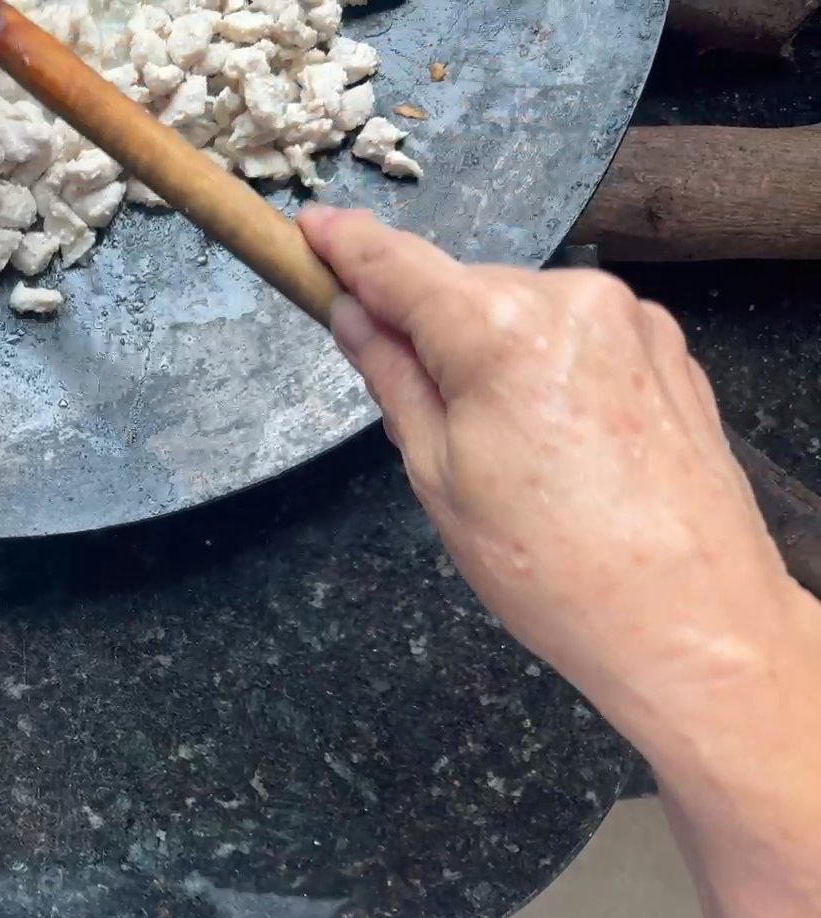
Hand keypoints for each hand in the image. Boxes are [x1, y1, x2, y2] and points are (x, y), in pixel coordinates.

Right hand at [298, 205, 805, 721]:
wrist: (686, 617)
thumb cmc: (537, 556)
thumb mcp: (429, 469)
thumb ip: (389, 376)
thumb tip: (352, 317)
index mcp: (505, 332)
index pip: (401, 269)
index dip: (346, 245)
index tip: (307, 225)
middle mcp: (576, 302)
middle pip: (453, 288)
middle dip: (405, 317)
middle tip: (379, 382)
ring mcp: (630, 320)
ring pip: (504, 308)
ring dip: (460, 342)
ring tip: (458, 430)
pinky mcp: (659, 348)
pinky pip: (556, 329)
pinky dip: (513, 353)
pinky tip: (515, 421)